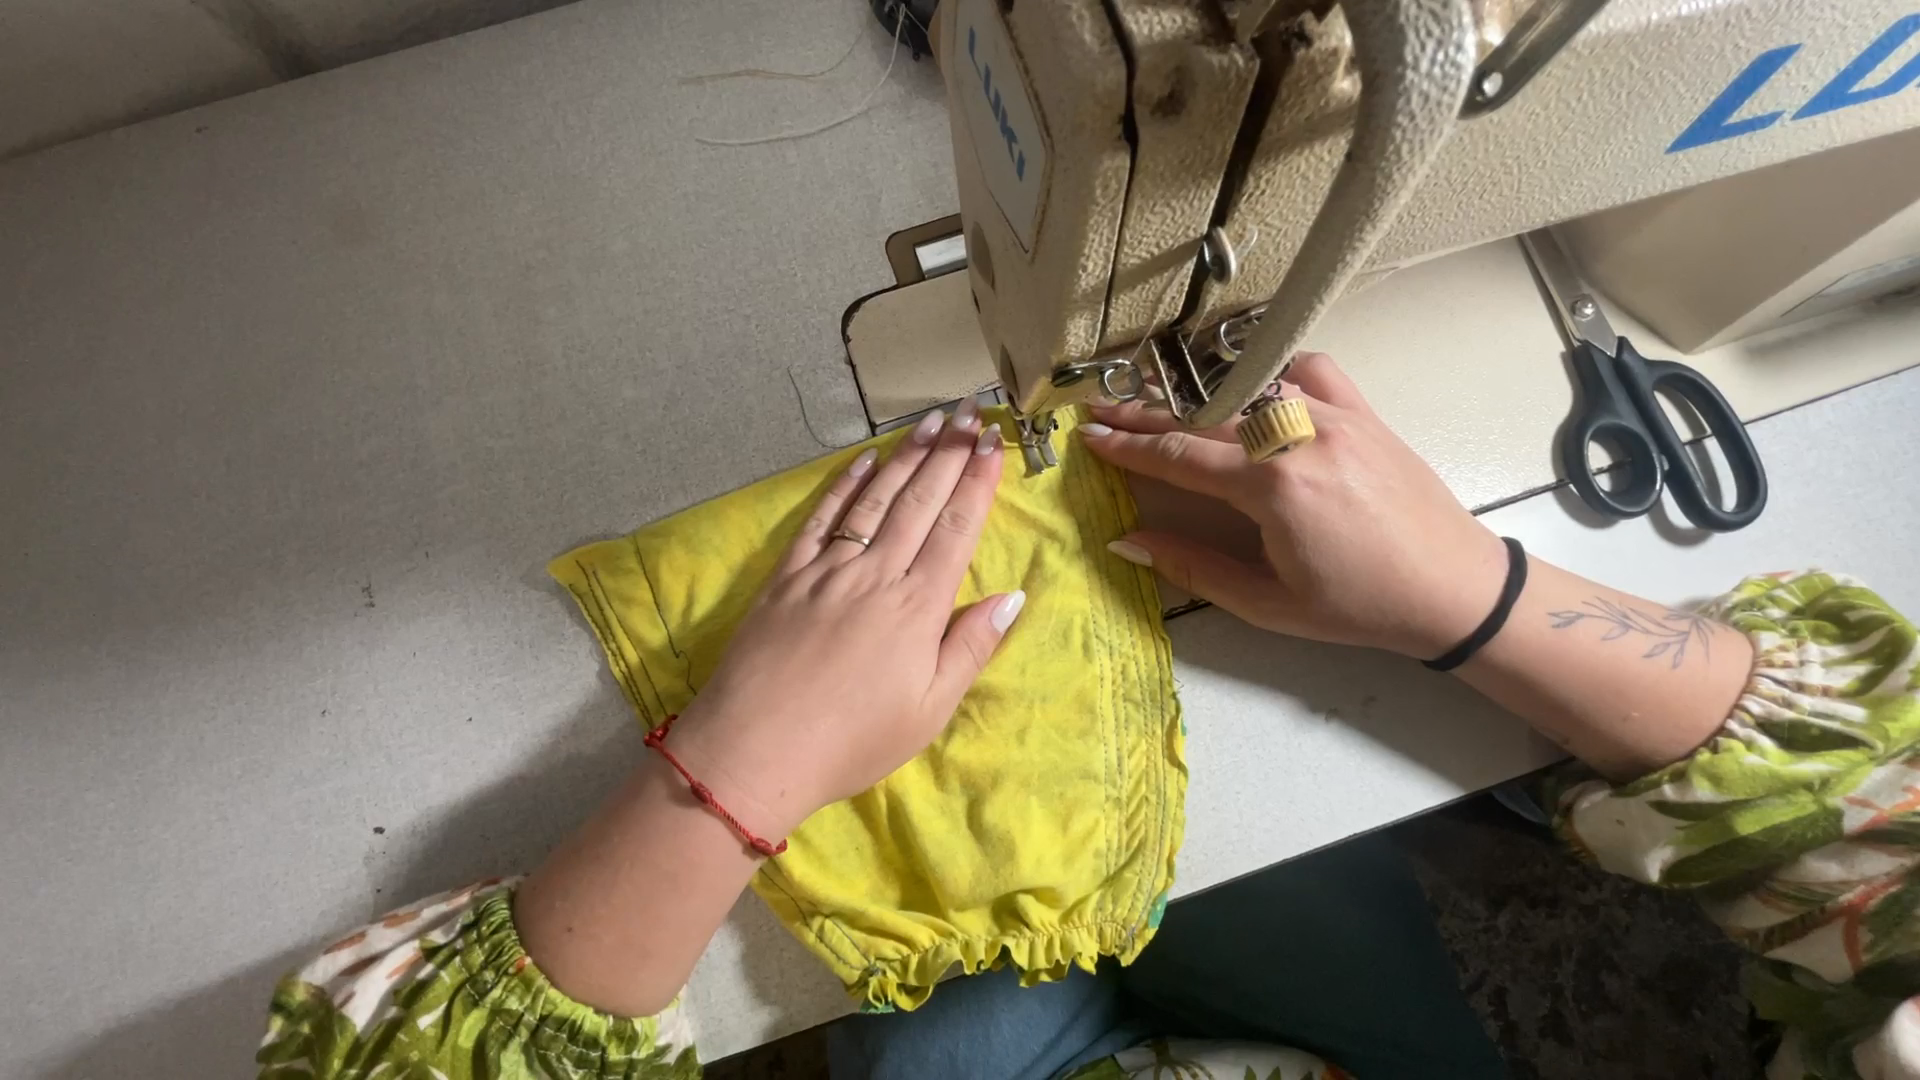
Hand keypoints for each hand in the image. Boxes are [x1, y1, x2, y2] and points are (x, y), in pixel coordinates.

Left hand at [668, 398, 1024, 837]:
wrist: (754, 748)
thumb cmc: (853, 739)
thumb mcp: (930, 709)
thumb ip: (971, 647)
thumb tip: (1013, 596)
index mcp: (918, 606)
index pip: (957, 528)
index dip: (977, 482)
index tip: (993, 443)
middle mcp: (877, 573)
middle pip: (920, 501)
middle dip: (948, 454)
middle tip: (967, 413)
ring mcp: (828, 568)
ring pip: (875, 499)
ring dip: (905, 457)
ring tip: (929, 423)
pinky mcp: (788, 575)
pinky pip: (822, 519)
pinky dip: (843, 485)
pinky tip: (863, 461)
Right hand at [1082, 353, 1505, 659]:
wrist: (1453, 590)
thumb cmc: (1356, 606)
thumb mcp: (1265, 603)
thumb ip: (1191, 567)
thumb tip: (1128, 541)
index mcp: (1273, 488)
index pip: (1179, 457)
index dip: (1128, 447)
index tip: (1090, 438)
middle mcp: (1299, 437)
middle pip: (1202, 416)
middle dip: (1145, 414)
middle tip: (1102, 410)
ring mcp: (1335, 416)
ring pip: (1248, 387)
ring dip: (1196, 393)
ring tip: (1158, 398)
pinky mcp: (1363, 412)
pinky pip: (1308, 370)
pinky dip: (1271, 372)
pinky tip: (1252, 388)